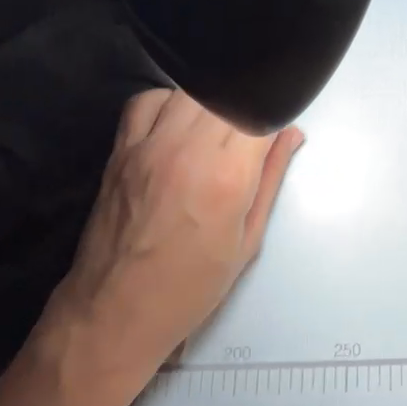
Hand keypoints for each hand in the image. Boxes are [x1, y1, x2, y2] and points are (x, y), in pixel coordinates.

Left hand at [44, 88, 303, 371]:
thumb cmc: (190, 287)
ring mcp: (149, 146)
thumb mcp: (247, 240)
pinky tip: (176, 124)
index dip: (275, 117)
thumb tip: (292, 133)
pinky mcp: (121, 150)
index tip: (277, 131)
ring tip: (215, 129)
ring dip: (211, 103)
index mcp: (228, 177)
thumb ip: (271, 178)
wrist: (114, 313)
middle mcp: (189, 150)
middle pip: (229, 96)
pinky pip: (147, 100)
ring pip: (191, 92)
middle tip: (247, 136)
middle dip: (247, 109)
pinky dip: (167, 102)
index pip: (263, 114)